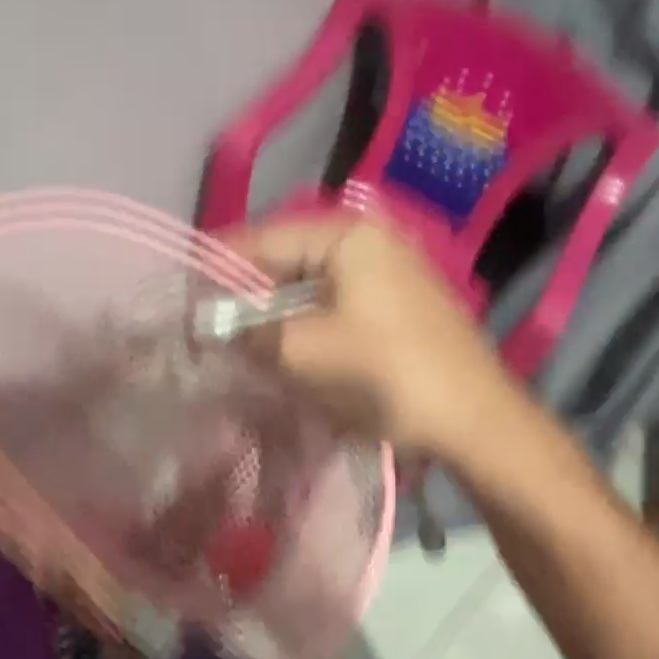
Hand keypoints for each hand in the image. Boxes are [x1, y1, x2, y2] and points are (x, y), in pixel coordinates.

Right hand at [229, 214, 525, 461]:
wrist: (477, 421)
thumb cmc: (388, 375)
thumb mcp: (306, 353)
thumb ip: (249, 335)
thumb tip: (207, 328)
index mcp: (348, 236)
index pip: (264, 239)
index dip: (218, 268)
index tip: (182, 296)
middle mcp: (371, 242)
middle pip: (288, 261)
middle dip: (248, 296)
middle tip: (209, 328)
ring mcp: (390, 275)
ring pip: (312, 289)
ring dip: (277, 317)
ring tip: (242, 348)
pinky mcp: (400, 309)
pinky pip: (337, 309)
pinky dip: (308, 329)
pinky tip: (290, 357)